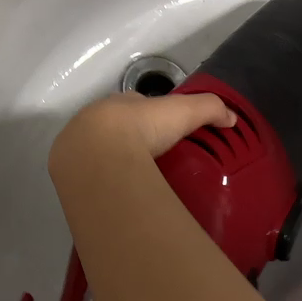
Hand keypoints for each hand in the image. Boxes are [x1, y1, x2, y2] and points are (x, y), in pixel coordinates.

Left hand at [49, 92, 236, 177]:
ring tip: (130, 182)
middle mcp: (95, 120)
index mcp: (118, 105)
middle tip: (148, 161)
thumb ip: (208, 109)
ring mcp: (79, 145)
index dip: (147, 115)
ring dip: (109, 161)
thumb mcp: (181, 112)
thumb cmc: (140, 127)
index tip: (162, 132)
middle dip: (126, 139)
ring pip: (96, 150)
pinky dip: (98, 182)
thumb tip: (231, 116)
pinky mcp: (70, 171)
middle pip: (112, 127)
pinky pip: (87, 176)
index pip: (134, 105)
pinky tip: (112, 195)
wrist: (99, 154)